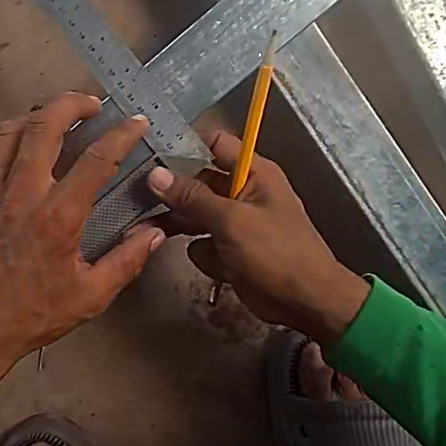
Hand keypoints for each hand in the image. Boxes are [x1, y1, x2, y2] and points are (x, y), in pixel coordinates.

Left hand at [0, 93, 164, 426]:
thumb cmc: (30, 317)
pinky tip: (12, 153)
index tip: (135, 122)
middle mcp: (21, 194)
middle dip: (71, 103)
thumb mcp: (90, 296)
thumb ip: (126, 261)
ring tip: (53, 118)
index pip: (97, 159)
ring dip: (34, 116)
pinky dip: (0, 145)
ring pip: (8, 132)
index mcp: (58, 216)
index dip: (122, 134)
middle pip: (44, 124)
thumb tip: (154, 234)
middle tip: (90, 104)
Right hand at [148, 130, 369, 343]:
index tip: (152, 153)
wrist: (306, 301)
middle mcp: (243, 192)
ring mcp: (236, 223)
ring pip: (195, 215)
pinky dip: (207, 256)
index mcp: (253, 172)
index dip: (186, 145)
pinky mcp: (231, 250)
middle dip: (174, 194)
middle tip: (139, 199)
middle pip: (198, 182)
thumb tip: (156, 174)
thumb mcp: (231, 220)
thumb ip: (191, 197)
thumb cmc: (276, 252)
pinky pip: (204, 245)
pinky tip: (218, 267)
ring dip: (182, 227)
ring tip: (152, 231)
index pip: (215, 143)